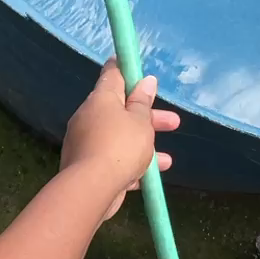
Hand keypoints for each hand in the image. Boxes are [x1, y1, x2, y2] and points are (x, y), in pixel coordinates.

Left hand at [60, 60, 179, 218]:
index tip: (141, 71)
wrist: (90, 189)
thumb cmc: (120, 146)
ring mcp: (86, 143)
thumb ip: (143, 102)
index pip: (112, 75)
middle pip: (121, 110)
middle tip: (173, 122)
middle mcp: (89, 118)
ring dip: (144, 146)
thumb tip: (145, 81)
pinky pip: (113, 160)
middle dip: (149, 117)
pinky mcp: (87, 167)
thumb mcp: (140, 121)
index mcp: (100, 99)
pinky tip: (150, 177)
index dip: (127, 70)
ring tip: (167, 160)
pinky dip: (131, 165)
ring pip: (119, 138)